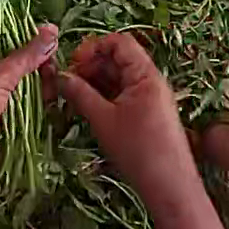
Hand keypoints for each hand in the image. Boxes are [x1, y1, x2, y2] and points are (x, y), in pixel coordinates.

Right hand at [50, 32, 198, 199]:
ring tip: (72, 98)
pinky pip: (122, 95)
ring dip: (94, 83)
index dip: (93, 47)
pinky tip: (87, 109)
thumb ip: (79, 93)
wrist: (169, 186)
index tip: (72, 64)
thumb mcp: (102, 119)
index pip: (119, 42)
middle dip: (89, 66)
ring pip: (118, 79)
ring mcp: (150, 98)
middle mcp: (150, 81)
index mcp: (145, 75)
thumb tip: (59, 76)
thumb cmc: (137, 149)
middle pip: (117, 59)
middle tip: (66, 83)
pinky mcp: (147, 114)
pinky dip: (103, 97)